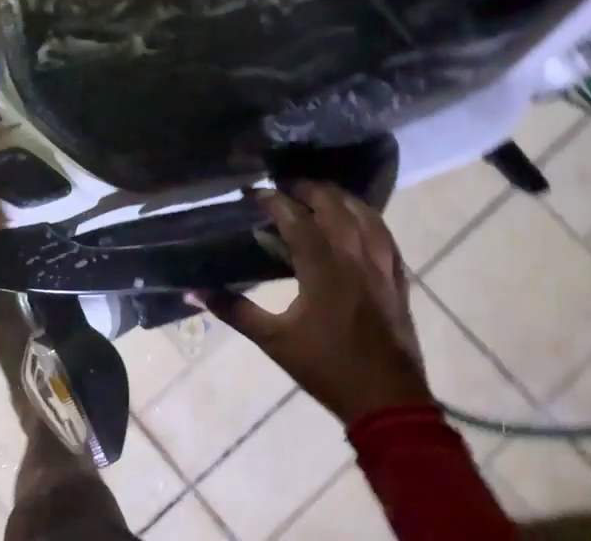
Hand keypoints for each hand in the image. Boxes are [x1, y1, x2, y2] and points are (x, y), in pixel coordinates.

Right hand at [194, 182, 431, 422]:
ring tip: (318, 195)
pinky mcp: (398, 283)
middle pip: (336, 208)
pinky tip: (356, 221)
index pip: (297, 219)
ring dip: (341, 199)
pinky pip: (386, 239)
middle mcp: (356, 261)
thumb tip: (191, 291)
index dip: (274, 201)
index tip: (253, 194)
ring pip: (367, 217)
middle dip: (309, 190)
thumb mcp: (273, 341)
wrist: (388, 404)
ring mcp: (382, 271)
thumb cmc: (327, 369)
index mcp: (324, 271)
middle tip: (283, 187)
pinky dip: (368, 221)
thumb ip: (233, 309)